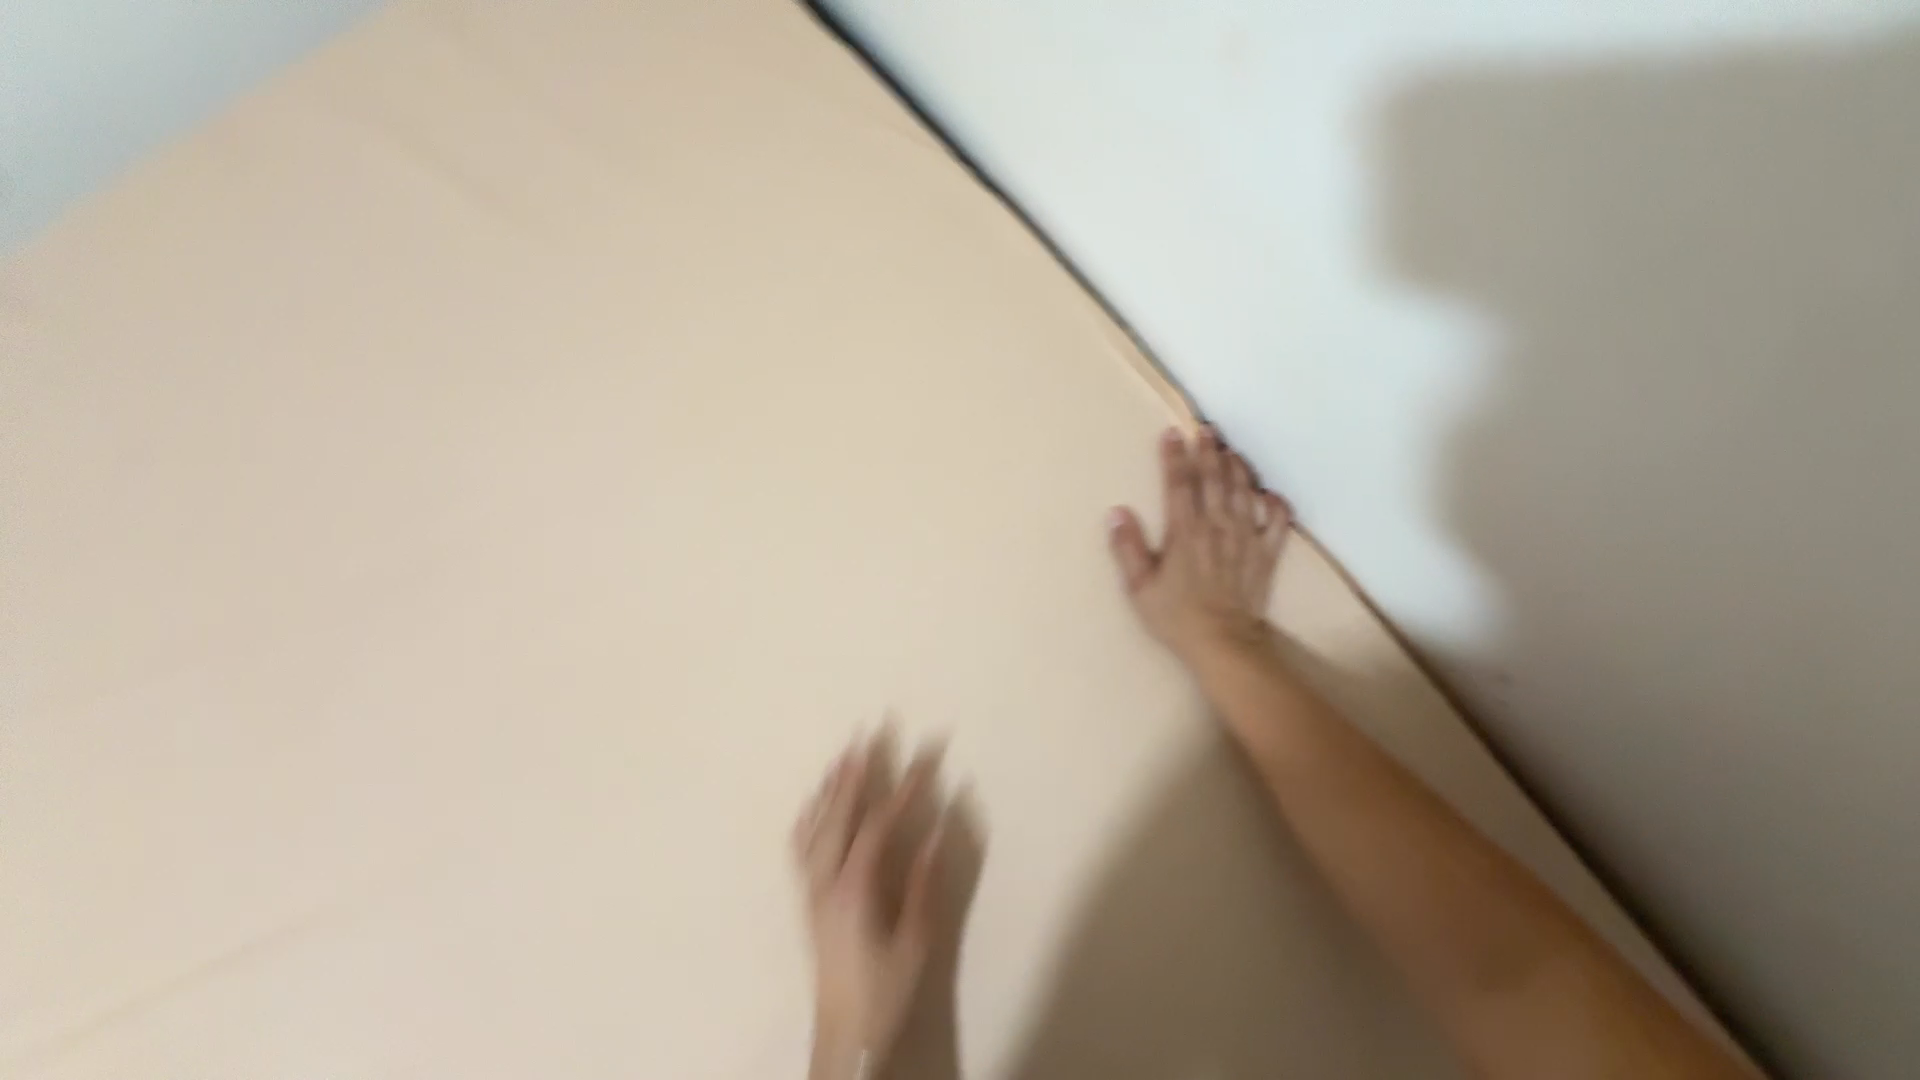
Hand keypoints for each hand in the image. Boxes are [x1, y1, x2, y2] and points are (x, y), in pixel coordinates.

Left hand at [793, 733, 947, 1078]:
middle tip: (871, 733)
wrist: (842, 1030)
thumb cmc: (884, 987)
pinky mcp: (805, 895)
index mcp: (854, 888)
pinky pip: (801, 843)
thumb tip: (938, 830)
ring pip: (816, 823)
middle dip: (857, 770)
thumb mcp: (914, 940)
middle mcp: (825, 879)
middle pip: (839, 812)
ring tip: (845, 752)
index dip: (903, 789)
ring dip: (832, 786)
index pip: (879, 824)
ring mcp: (810, 886)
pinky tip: (818, 799)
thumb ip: (923, 883)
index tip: (925, 760)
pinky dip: (811, 812)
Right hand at [1107, 426, 1290, 662]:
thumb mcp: (1140, 587)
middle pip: (1213, 480)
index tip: (1172, 433)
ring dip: (1237, 468)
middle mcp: (1217, 527)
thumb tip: (1117, 512)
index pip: (1178, 485)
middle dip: (1208, 452)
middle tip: (1206, 429)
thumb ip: (1127, 548)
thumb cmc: (1175, 617)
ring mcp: (1245, 539)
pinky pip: (1276, 522)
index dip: (1174, 457)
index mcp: (1185, 532)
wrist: (1223, 643)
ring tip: (1230, 450)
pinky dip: (1274, 504)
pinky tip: (1268, 493)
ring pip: (1243, 493)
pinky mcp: (1266, 554)